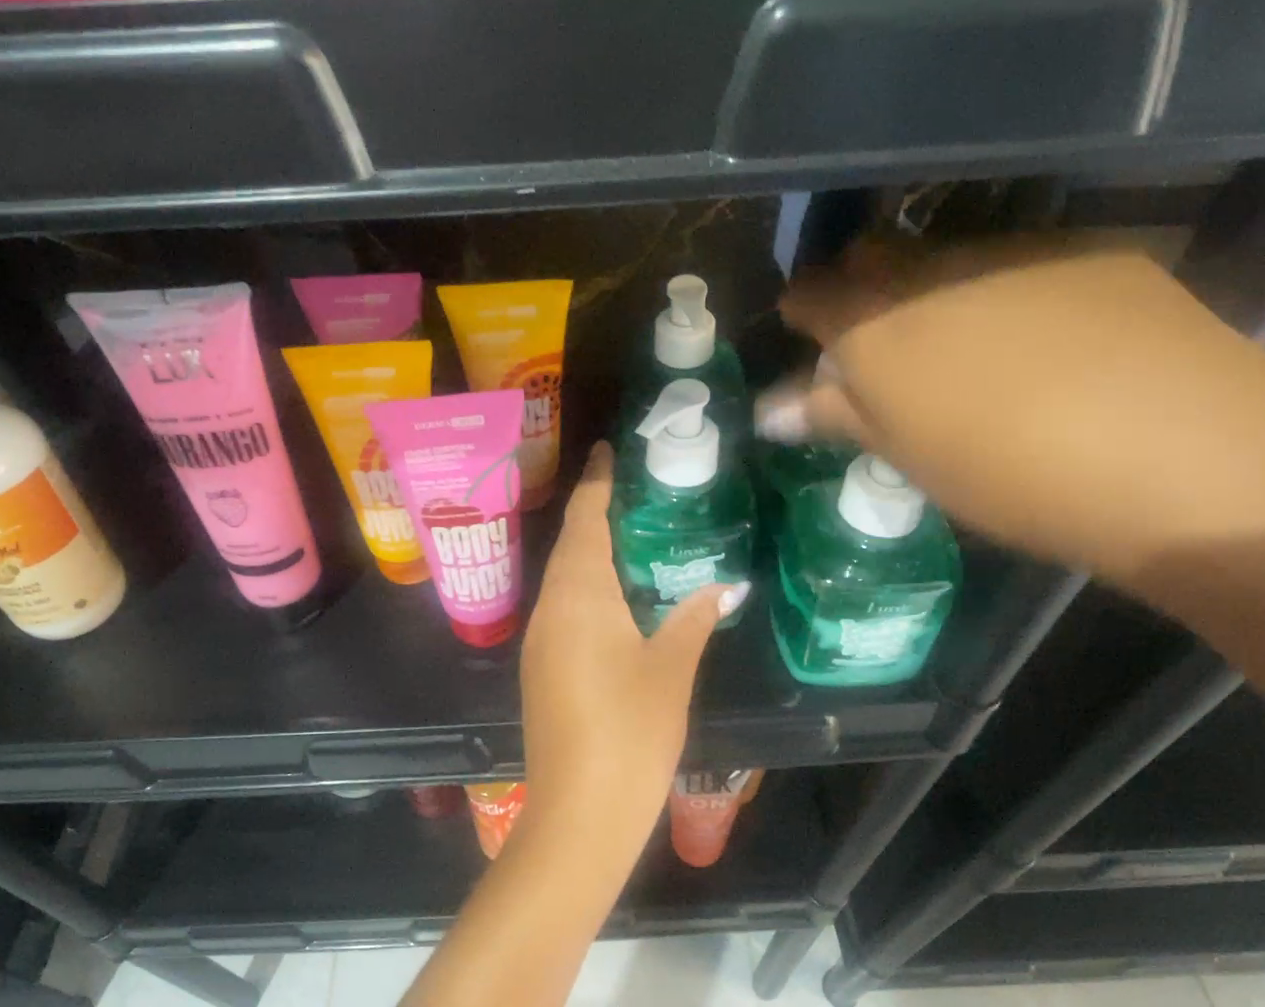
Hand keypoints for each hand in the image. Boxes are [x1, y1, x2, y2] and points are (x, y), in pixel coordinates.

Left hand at [517, 442, 745, 856]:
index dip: (598, 483)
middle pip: (571, 545)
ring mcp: (541, 639)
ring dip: (592, 551)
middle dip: (596, 512)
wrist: (579, 813)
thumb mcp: (672, 670)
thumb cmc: (631, 731)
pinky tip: (617, 596)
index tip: (609, 450)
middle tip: (634, 487)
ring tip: (632, 532)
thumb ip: (693, 619)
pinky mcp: (542, 668)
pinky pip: (564, 607)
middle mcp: (551, 607)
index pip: (587, 521)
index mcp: (580, 595)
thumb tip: (723, 586)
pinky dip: (588, 587)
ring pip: (565, 578)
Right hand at [774, 234, 1264, 582]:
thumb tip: (772, 407)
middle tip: (874, 337)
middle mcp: (932, 272)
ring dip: (933, 287)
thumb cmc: (1013, 475)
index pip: (813, 296)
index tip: (803, 333)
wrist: (1185, 452)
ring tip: (958, 340)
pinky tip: (1041, 338)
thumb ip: (839, 418)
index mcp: (875, 326)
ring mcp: (1012, 254)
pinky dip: (1004, 291)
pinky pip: (1018, 262)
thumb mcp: (910, 459)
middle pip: (874, 259)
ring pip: (946, 256)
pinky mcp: (1087, 253)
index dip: (803, 312)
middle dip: (862, 287)